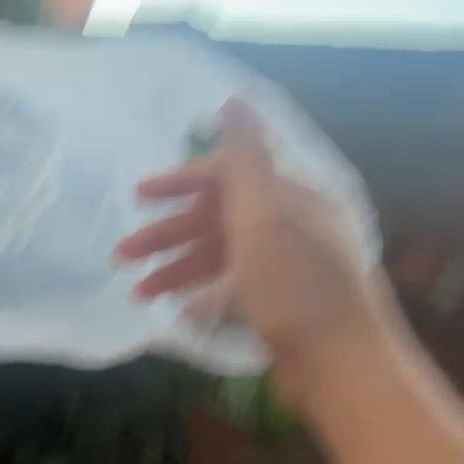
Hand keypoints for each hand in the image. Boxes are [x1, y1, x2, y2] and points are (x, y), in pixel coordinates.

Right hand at [114, 98, 397, 390]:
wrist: (342, 363)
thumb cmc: (296, 285)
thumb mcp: (265, 215)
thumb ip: (246, 158)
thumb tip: (234, 101)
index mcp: (290, 194)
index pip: (226, 172)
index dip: (179, 180)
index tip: (137, 196)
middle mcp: (290, 222)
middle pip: (215, 215)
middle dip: (167, 233)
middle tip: (122, 253)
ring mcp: (285, 262)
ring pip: (217, 253)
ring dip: (174, 268)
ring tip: (137, 292)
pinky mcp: (279, 299)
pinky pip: (228, 284)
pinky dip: (199, 292)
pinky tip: (175, 309)